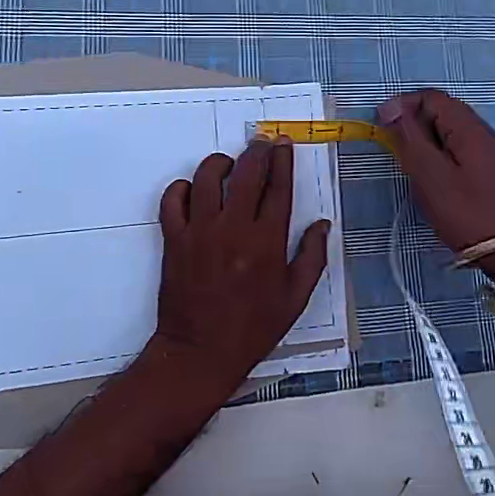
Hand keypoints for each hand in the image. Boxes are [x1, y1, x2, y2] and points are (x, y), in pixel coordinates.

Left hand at [149, 138, 330, 392]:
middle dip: (257, 150)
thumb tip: (322, 224)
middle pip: (246, 173)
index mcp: (267, 242)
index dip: (283, 160)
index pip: (278, 188)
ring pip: (206, 178)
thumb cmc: (252, 328)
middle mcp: (233, 228)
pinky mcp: (174, 239)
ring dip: (219, 164)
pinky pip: (172, 200)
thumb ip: (312, 257)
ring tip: (228, 165)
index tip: (284, 143)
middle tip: (261, 142)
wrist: (200, 353)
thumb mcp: (294, 298)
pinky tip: (192, 191)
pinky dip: (180, 188)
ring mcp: (200, 232)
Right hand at [378, 89, 494, 297]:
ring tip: (410, 165)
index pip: (431, 97)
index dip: (403, 104)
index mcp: (469, 128)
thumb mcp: (430, 175)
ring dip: (425, 140)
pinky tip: (432, 179)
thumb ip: (410, 138)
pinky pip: (459, 149)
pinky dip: (439, 155)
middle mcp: (483, 133)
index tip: (381, 125)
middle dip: (413, 122)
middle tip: (394, 148)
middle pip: (442, 111)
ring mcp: (490, 153)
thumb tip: (393, 108)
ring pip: (450, 132)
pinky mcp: (492, 172)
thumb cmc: (469, 213)